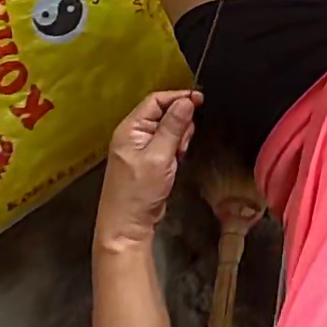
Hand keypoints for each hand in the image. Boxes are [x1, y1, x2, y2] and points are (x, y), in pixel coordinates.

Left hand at [94, 90, 200, 251]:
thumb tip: (187, 101)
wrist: (126, 228)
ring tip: (177, 156)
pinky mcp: (147, 160)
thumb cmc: (139, 192)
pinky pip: (166, 144)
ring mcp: (139, 148)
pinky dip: (174, 149)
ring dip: (178, 138)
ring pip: (167, 129)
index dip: (178, 97)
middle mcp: (133, 134)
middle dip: (179, 123)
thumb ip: (173, 126)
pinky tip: (175, 162)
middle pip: (163, 113)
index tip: (200, 100)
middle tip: (183, 142)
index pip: (156, 100)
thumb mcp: (159, 156)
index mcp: (130, 128)